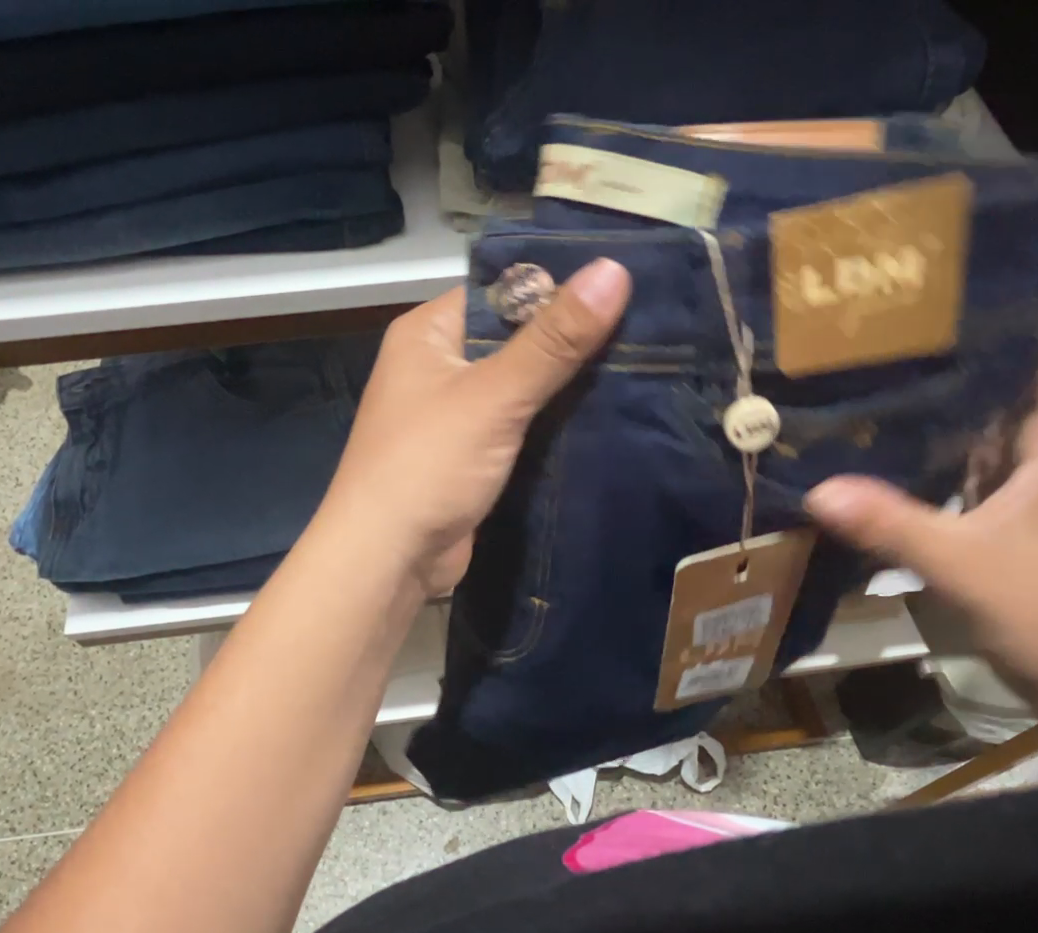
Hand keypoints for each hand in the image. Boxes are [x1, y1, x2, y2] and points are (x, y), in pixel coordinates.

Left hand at [320, 259, 631, 595]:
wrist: (387, 560)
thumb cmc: (428, 465)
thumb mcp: (495, 395)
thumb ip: (554, 340)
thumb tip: (614, 269)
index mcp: (428, 334)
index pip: (502, 291)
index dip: (560, 288)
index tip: (626, 288)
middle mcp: (437, 367)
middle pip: (516, 340)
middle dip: (572, 342)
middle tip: (650, 333)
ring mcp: (453, 416)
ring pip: (522, 389)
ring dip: (568, 389)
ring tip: (645, 371)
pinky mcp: (470, 458)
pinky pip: (519, 429)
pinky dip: (553, 427)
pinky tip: (607, 421)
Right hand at [804, 273, 1037, 700]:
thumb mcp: (965, 566)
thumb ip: (893, 526)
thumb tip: (817, 490)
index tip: (1007, 260)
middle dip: (994, 331)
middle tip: (922, 304)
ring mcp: (1036, 487)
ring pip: (1004, 416)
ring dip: (967, 384)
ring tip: (902, 355)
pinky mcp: (1013, 516)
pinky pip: (979, 458)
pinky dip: (947, 438)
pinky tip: (899, 433)